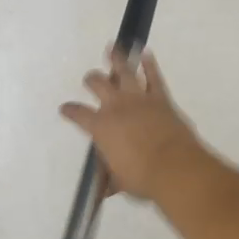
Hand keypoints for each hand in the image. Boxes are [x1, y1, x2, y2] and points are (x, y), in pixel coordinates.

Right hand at [60, 48, 213, 203]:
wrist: (174, 168)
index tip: (65, 108)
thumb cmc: (142, 178)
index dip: (70, 110)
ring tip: (112, 47)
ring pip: (124, 71)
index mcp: (101, 127)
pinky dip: (149, 64)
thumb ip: (110, 180)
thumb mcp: (120, 181)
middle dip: (92, 80)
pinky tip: (146, 53)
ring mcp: (139, 99)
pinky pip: (154, 77)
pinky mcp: (160, 98)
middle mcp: (116, 107)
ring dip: (117, 58)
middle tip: (90, 79)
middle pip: (98, 84)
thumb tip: (104, 191)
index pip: (78, 114)